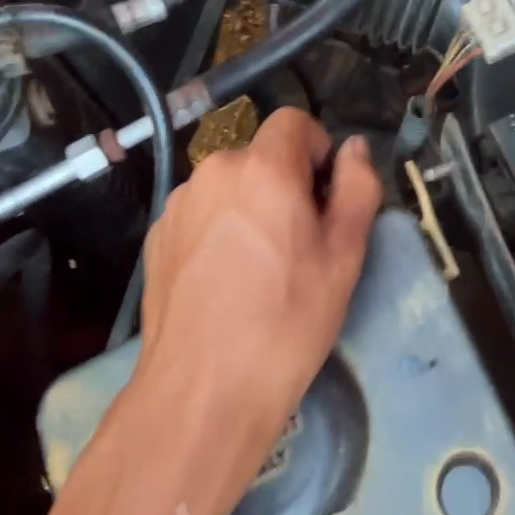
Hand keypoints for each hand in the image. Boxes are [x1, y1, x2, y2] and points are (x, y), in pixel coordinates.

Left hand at [137, 108, 381, 420]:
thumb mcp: (345, 255)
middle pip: (261, 156)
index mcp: (262, 167)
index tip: (325, 197)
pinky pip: (202, 214)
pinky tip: (227, 282)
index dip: (318, 149)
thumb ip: (357, 187)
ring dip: (251, 206)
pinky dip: (220, 231)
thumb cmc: (287, 320)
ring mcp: (179, 205)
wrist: (203, 393)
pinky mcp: (157, 238)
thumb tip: (353, 149)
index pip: (293, 121)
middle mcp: (213, 172)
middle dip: (285, 184)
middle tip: (300, 242)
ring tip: (261, 268)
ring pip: (230, 186)